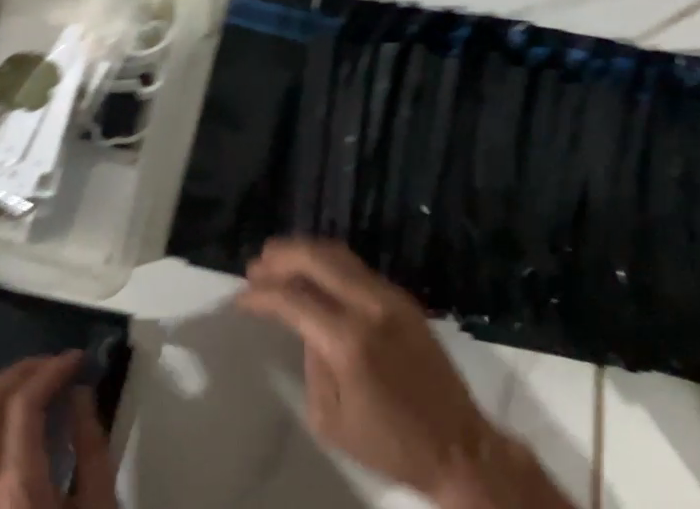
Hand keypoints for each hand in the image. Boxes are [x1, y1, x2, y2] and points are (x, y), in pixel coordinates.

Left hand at [0, 352, 116, 508]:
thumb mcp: (100, 507)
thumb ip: (90, 447)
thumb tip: (78, 395)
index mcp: (20, 487)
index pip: (24, 405)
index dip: (51, 371)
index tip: (78, 358)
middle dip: (23, 371)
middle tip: (58, 363)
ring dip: (3, 389)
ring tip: (39, 381)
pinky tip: (22, 416)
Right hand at [237, 239, 571, 508]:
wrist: (458, 445)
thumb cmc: (388, 443)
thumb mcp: (329, 418)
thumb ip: (312, 364)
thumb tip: (305, 328)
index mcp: (349, 340)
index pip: (293, 299)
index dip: (261, 295)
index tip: (241, 299)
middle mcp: (371, 307)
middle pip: (317, 259)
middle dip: (281, 257)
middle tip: (255, 267)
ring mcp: (392, 298)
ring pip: (340, 256)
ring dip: (305, 254)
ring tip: (277, 262)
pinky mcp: (405, 300)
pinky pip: (358, 269)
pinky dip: (328, 264)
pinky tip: (313, 276)